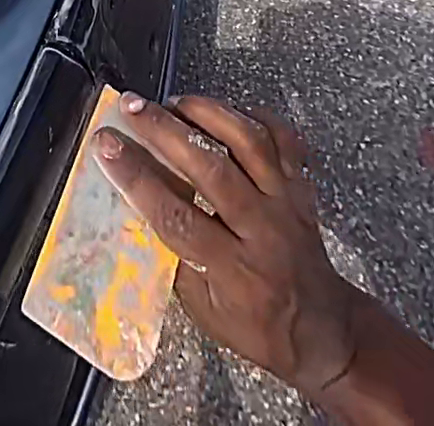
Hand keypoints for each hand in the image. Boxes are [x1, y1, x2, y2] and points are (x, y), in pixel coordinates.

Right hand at [91, 94, 356, 395]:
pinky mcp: (302, 185)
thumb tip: (132, 197)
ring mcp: (287, 202)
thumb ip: (170, 254)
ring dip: (206, 112)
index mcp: (233, 269)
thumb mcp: (201, 309)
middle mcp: (263, 229)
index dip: (136, 175)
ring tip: (173, 101)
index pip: (175, 214)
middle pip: (211, 168)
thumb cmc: (255, 325)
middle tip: (132, 106)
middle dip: (164, 131)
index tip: (107, 144)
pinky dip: (252, 115)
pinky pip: (282, 137)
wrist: (327, 331)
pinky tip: (223, 110)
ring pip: (249, 142)